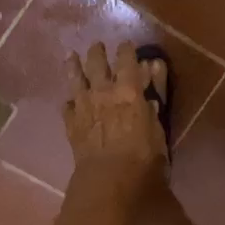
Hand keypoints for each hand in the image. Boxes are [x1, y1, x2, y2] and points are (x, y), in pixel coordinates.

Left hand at [61, 41, 165, 190]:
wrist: (107, 180)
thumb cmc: (142, 157)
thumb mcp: (157, 130)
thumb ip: (153, 107)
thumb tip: (150, 93)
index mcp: (128, 90)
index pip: (127, 61)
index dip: (126, 50)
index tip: (126, 44)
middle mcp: (103, 92)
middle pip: (97, 64)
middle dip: (97, 52)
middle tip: (97, 45)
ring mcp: (83, 107)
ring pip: (76, 80)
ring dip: (74, 67)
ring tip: (71, 56)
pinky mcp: (71, 124)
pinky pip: (67, 107)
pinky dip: (69, 102)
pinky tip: (69, 101)